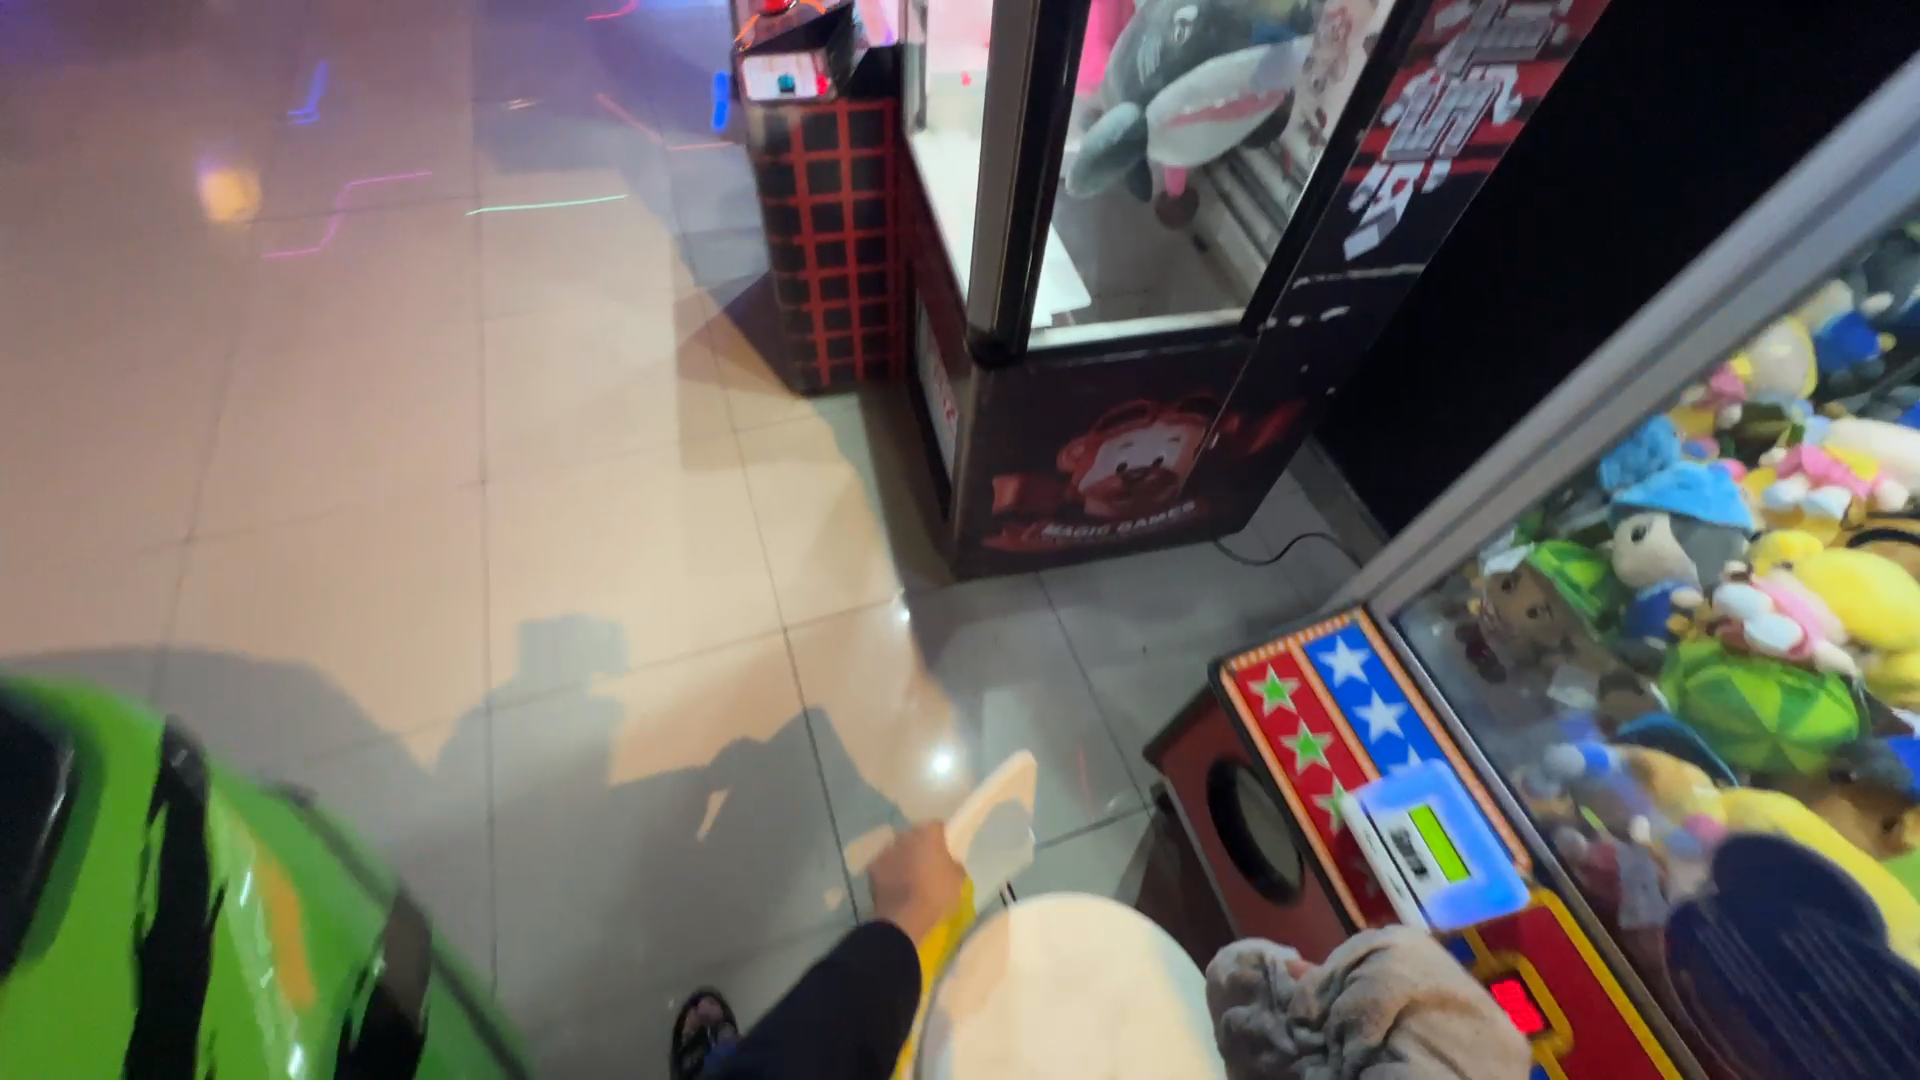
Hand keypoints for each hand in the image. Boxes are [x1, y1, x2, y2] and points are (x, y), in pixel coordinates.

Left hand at [868, 823, 966, 944]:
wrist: (904, 918)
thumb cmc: (936, 895)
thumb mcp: (958, 881)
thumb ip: (954, 865)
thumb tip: (950, 862)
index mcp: (928, 834)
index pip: (937, 826)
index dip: (941, 839)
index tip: (943, 853)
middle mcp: (906, 835)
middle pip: (915, 836)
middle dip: (920, 847)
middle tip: (926, 867)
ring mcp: (887, 849)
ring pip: (898, 849)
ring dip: (903, 858)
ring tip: (908, 879)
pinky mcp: (873, 866)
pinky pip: (884, 865)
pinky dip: (888, 872)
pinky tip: (894, 887)